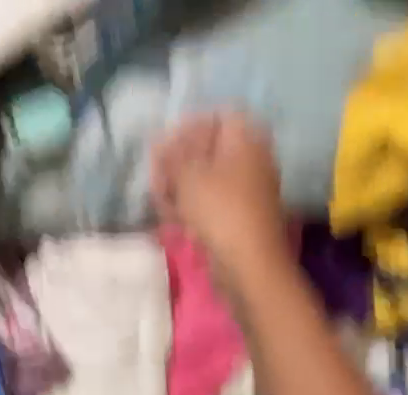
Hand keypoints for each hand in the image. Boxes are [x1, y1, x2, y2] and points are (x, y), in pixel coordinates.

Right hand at [149, 111, 286, 277]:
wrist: (248, 264)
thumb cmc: (220, 211)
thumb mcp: (189, 176)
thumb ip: (171, 156)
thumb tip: (158, 141)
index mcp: (246, 139)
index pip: (216, 117)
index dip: (187, 128)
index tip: (163, 148)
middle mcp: (250, 160)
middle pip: (208, 151)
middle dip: (178, 164)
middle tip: (157, 180)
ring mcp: (245, 191)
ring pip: (205, 181)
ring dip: (180, 189)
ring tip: (160, 203)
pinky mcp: (237, 218)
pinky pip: (210, 205)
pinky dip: (191, 209)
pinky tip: (173, 220)